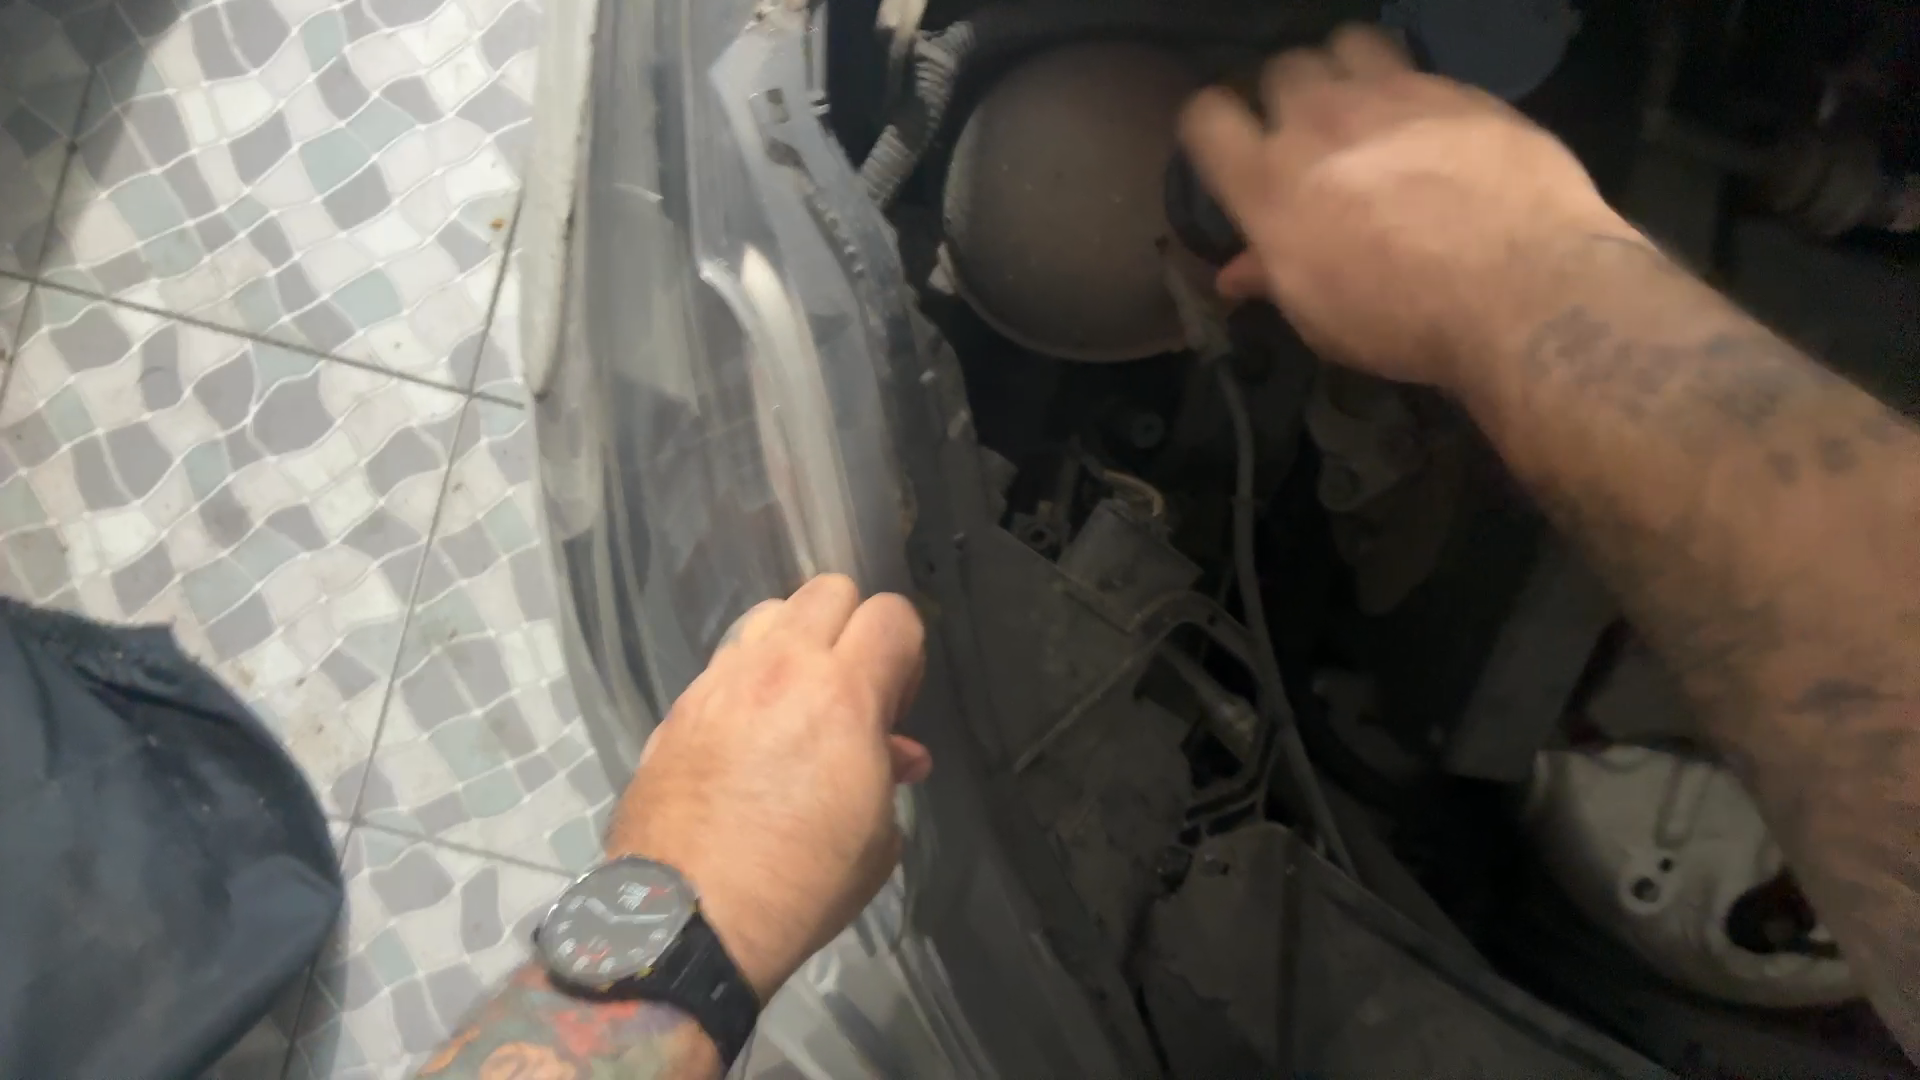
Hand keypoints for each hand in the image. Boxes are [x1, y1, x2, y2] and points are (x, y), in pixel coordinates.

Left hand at [603, 574, 932, 999]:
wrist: (683, 922)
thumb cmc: (801, 884)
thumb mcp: (875, 837)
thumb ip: (888, 772)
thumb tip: (897, 753)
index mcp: (843, 694)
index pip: (892, 614)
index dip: (907, 647)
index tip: (897, 696)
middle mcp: (781, 668)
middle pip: (828, 589)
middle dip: (852, 626)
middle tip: (851, 685)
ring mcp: (722, 681)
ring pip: (770, 611)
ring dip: (795, 641)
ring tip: (796, 697)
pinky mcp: (679, 705)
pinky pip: (726, 660)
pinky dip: (750, 677)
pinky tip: (748, 731)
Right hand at [1179, 25, 1638, 387]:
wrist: (1518, 288)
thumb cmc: (1391, 317)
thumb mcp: (1312, 312)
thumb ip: (1269, 275)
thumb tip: (1234, 274)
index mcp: (1268, 184)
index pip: (1207, 119)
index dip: (1206, 125)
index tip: (1221, 146)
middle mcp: (1320, 123)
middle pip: (1282, 68)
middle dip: (1282, 97)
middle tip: (1299, 137)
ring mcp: (1394, 96)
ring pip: (1347, 44)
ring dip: (1341, 73)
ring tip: (1357, 113)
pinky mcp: (1459, 89)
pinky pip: (1414, 68)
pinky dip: (1404, 92)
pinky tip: (1423, 134)